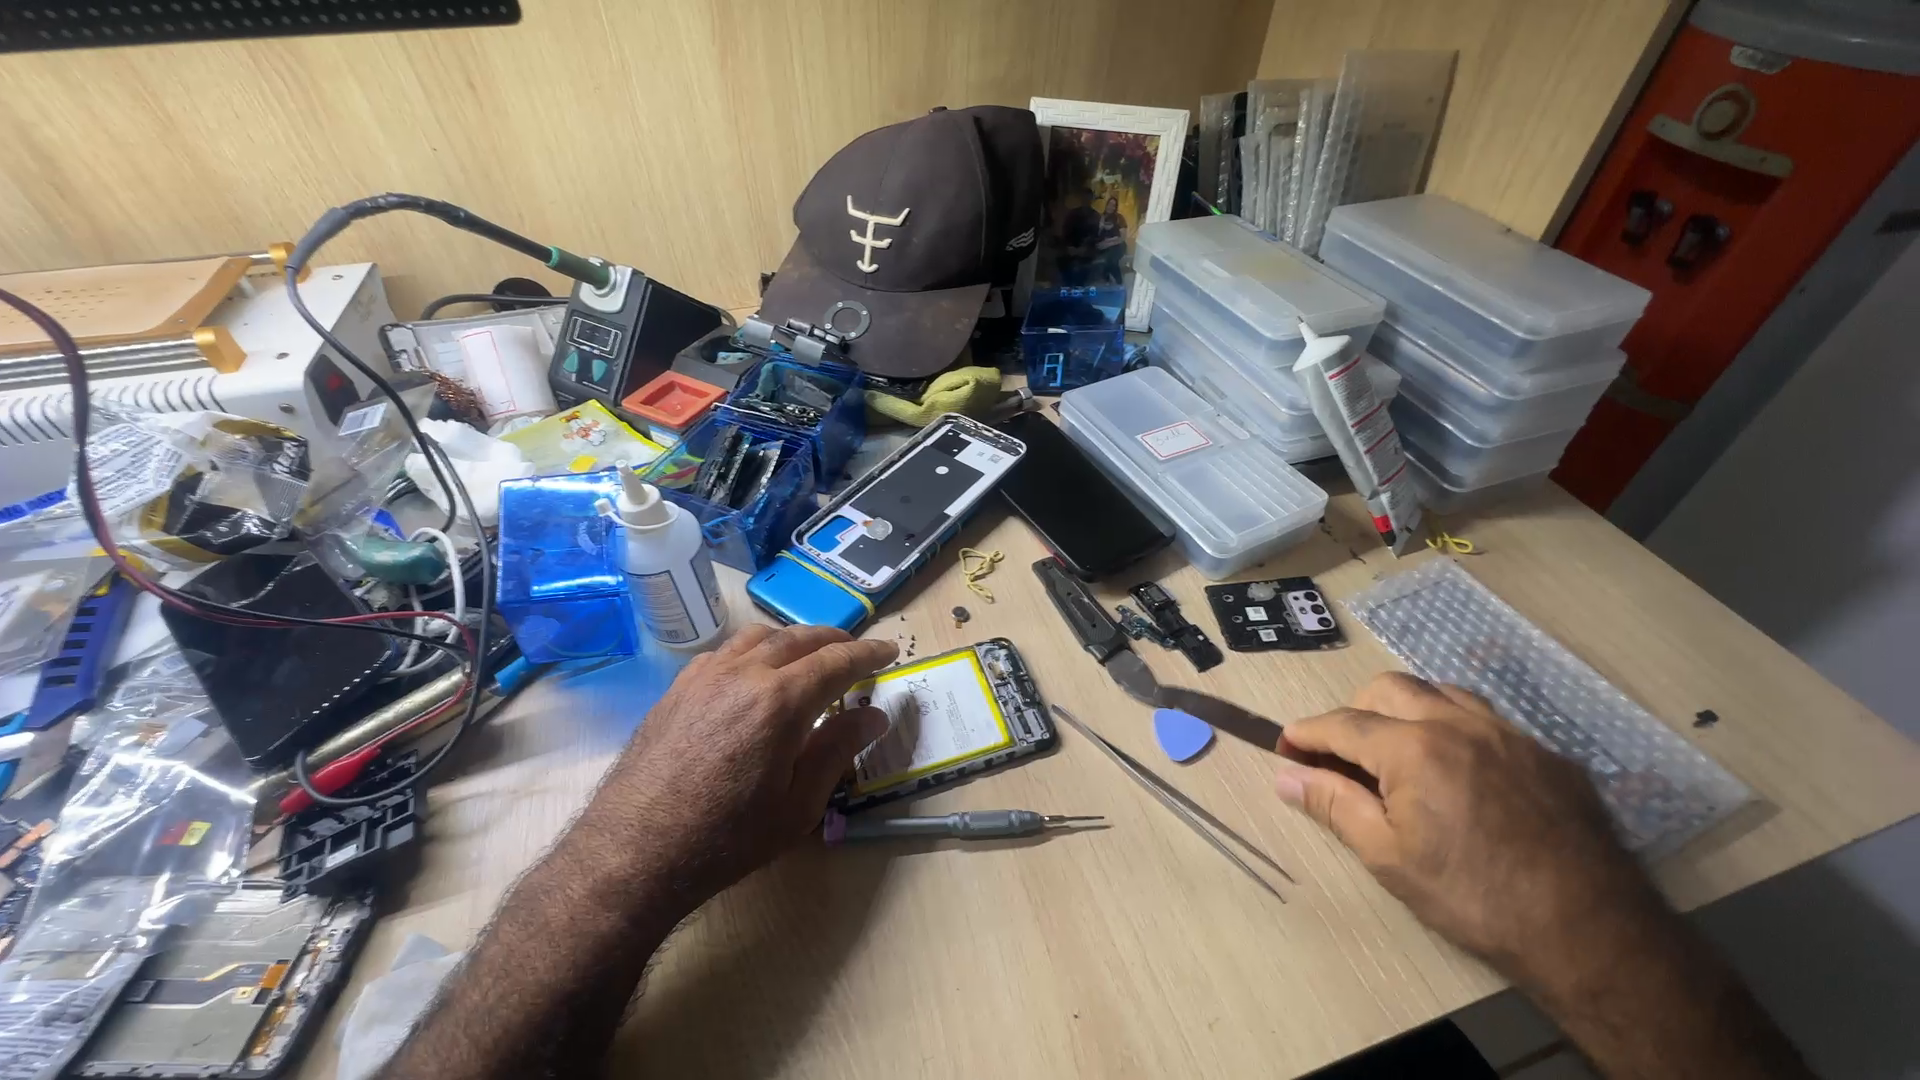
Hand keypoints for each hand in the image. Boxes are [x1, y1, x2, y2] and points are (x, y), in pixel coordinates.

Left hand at [590, 624, 897, 905]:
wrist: (635, 852)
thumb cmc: (727, 838)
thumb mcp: (798, 804)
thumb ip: (838, 750)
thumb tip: (874, 715)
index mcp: (781, 700)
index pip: (838, 661)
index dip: (868, 654)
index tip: (889, 651)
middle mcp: (744, 673)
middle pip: (800, 639)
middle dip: (835, 640)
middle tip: (856, 651)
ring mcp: (705, 676)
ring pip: (759, 637)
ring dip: (793, 639)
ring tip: (809, 654)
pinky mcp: (678, 688)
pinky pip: (725, 652)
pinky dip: (754, 650)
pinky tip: (754, 672)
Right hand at [1275, 673, 1664, 982]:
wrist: (1591, 932)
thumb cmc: (1473, 898)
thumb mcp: (1388, 857)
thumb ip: (1334, 805)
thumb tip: (1286, 776)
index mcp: (1413, 748)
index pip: (1342, 724)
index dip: (1307, 733)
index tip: (1285, 746)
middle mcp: (1458, 724)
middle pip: (1388, 689)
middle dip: (1354, 711)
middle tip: (1341, 752)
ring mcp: (1509, 734)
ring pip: (1441, 692)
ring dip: (1406, 709)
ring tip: (1397, 749)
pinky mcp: (1548, 755)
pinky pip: (1488, 720)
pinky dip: (1455, 728)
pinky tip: (1460, 770)